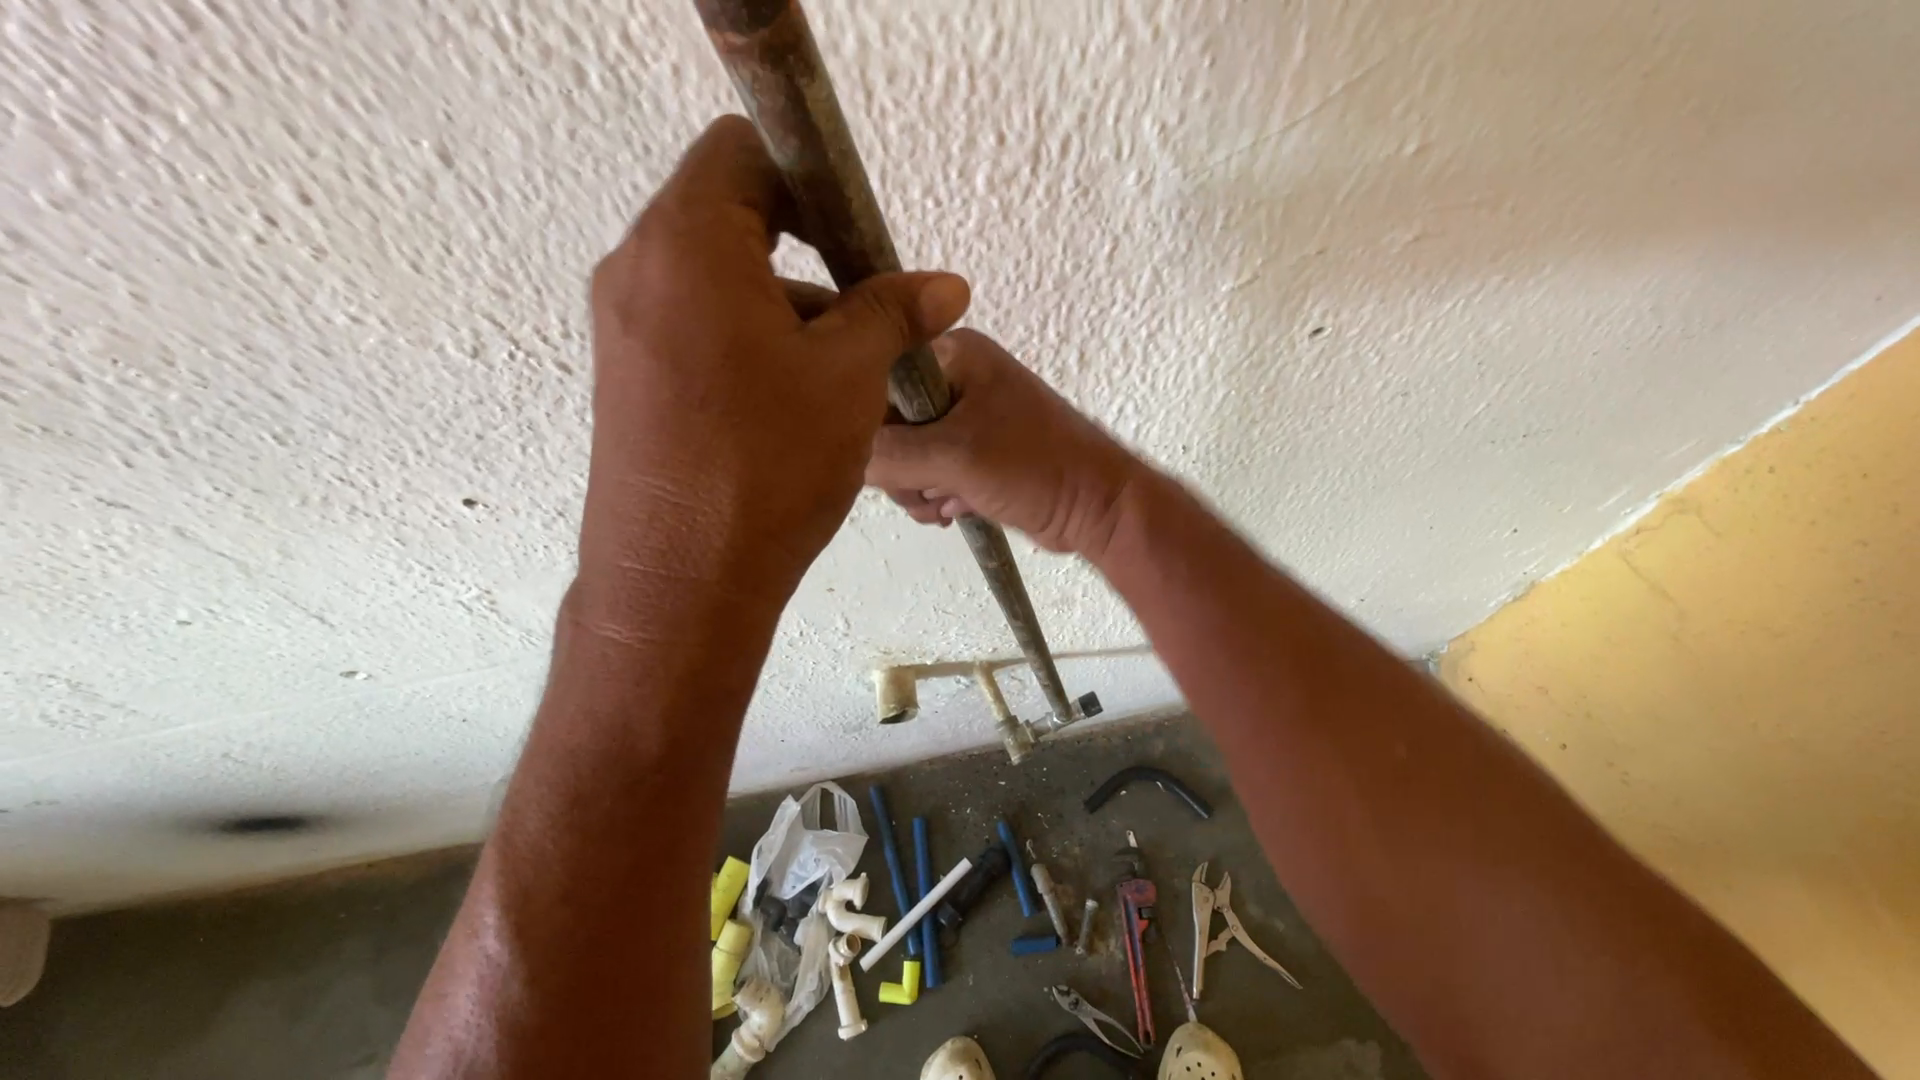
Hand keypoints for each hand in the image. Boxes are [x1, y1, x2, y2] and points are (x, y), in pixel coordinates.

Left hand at [579, 117, 969, 612]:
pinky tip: (787, 402)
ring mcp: (622, 325)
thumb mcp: (849, 377)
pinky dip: (744, 338)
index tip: (852, 236)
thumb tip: (946, 287)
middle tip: (857, 309)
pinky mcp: (625, 375)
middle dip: (802, 248)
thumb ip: (894, 312)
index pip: (742, 150)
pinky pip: (691, 324)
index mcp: (687, 243)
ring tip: (834, 374)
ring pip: (713, 278)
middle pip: (727, 214)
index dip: (807, 178)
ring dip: (779, 301)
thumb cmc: (767, 465)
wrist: (682, 581)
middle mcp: (638, 268)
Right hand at [865, 330, 1145, 559]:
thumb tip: (840, 459)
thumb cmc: (1034, 468)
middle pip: (886, 422)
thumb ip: (887, 454)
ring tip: (948, 501)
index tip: (888, 460)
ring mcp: (964, 417)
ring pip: (904, 454)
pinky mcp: (972, 453)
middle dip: (901, 467)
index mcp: (952, 353)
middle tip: (929, 486)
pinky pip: (927, 473)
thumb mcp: (953, 456)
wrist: (1098, 508)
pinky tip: (955, 509)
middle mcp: (955, 378)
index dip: (870, 424)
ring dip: (918, 488)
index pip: (877, 379)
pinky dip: (934, 496)